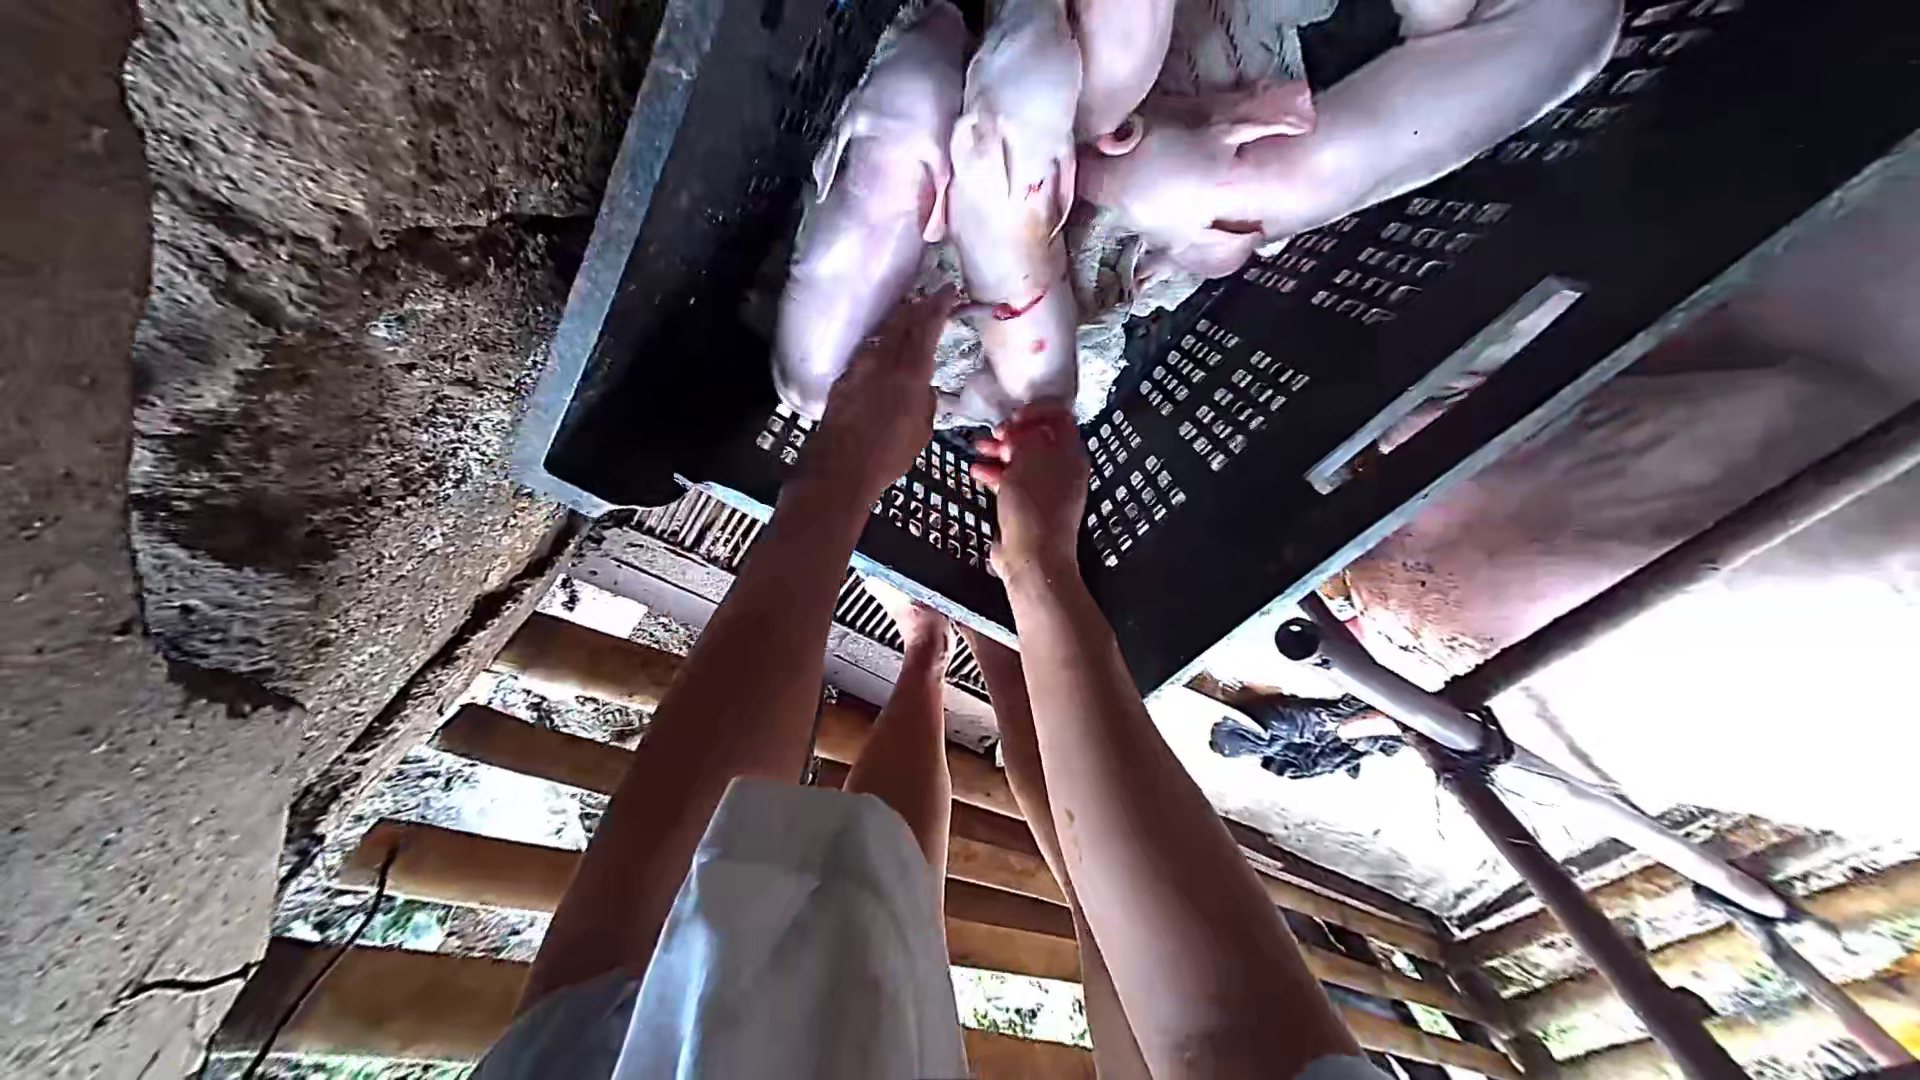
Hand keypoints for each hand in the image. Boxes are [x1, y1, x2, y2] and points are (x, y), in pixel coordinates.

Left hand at [798, 288, 958, 507]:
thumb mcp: (921, 429)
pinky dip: (880, 347)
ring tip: (907, 322)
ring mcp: (858, 366)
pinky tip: (883, 354)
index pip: (926, 325)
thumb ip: (925, 401)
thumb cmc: (889, 454)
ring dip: (897, 324)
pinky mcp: (843, 379)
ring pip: (881, 334)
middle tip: (929, 300)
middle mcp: (882, 359)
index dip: (939, 305)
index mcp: (909, 370)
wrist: (840, 466)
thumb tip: (922, 389)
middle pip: (901, 320)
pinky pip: (866, 354)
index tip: (949, 291)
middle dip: (918, 307)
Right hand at [969, 402, 1088, 580]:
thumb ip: (1024, 436)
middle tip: (994, 433)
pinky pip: (1012, 482)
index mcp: (1071, 456)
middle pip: (1038, 439)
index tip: (1013, 415)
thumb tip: (1018, 430)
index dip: (1035, 411)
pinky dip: (996, 474)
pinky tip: (978, 471)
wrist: (1032, 558)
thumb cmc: (1034, 508)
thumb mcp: (1027, 459)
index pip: (1059, 418)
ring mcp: (1046, 491)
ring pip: (1022, 460)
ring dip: (1000, 452)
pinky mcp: (1029, 508)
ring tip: (980, 448)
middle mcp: (1063, 471)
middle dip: (1013, 433)